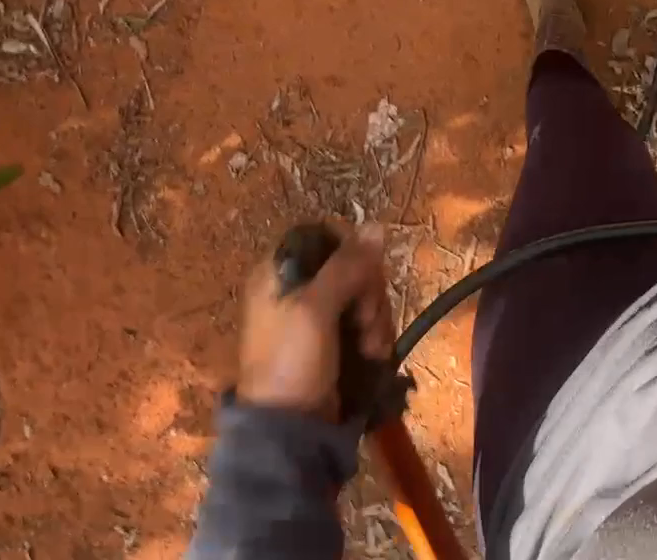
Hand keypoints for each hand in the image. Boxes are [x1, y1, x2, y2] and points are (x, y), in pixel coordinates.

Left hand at [236, 224, 392, 419]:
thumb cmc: (291, 362)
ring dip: (376, 318)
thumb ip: (347, 266)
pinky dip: (375, 334)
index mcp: (279, 273)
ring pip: (364, 293)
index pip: (324, 237)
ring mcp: (316, 315)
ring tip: (370, 347)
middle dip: (368, 293)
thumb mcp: (315, 309)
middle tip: (364, 319)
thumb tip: (377, 225)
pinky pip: (366, 319)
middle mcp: (297, 288)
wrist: (289, 431)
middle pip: (352, 266)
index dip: (350, 251)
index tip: (362, 272)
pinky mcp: (334, 339)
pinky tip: (373, 353)